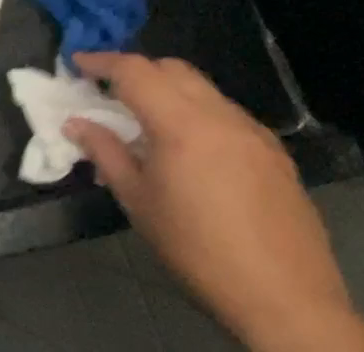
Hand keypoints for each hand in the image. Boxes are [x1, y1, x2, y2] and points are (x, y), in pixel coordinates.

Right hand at [64, 53, 363, 351]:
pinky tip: (192, 148)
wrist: (286, 301)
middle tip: (109, 91)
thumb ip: (105, 152)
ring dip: (170, 91)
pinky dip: (199, 114)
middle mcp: (222, 118)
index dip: (101, 61)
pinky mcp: (278, 157)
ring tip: (148, 121)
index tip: (76, 64)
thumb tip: (76, 123)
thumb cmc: (197, 249)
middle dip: (136, 71)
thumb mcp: (138, 201)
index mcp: (183, 125)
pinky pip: (228, 116)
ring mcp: (256, 136)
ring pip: (204, 90)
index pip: (135, 71)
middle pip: (173, 69)